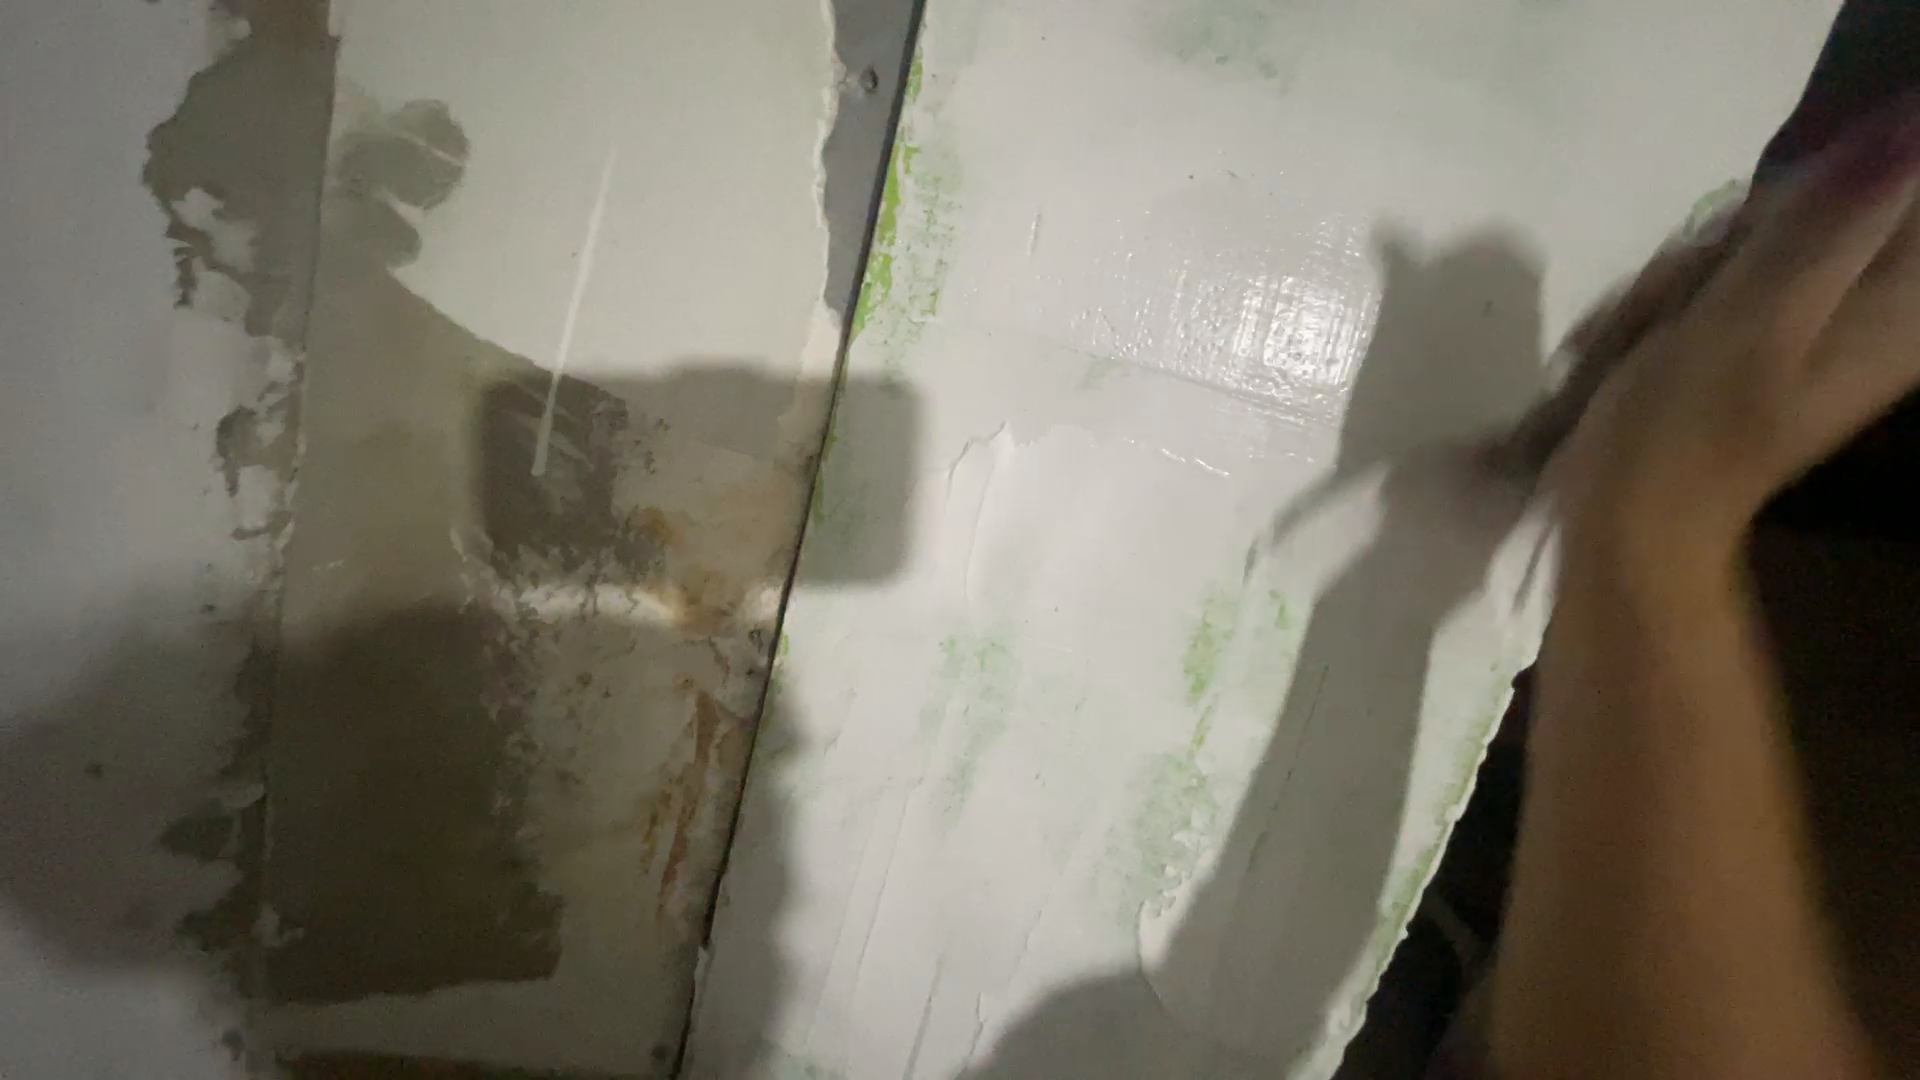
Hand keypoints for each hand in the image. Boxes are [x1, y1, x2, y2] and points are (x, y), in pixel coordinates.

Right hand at [1556, 105, 1919, 555]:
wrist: (1626, 522)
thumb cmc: (1678, 434)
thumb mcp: (1741, 327)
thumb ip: (1818, 231)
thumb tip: (1903, 126)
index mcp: (1898, 301)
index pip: (1889, 186)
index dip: (1800, 196)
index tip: (1730, 243)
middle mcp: (1864, 308)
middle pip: (1800, 219)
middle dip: (1706, 255)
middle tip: (1657, 308)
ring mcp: (1798, 332)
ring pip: (1734, 258)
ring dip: (1660, 291)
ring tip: (1618, 348)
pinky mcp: (1743, 353)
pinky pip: (1703, 297)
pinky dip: (1650, 318)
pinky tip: (1616, 354)